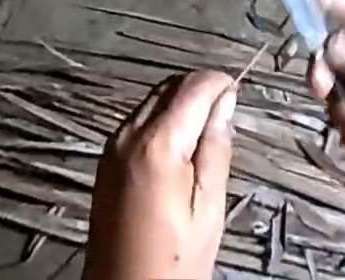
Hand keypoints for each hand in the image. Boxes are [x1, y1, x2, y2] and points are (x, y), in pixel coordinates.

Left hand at [85, 69, 236, 279]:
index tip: (237, 88)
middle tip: (225, 109)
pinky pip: (140, 118)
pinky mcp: (107, 157)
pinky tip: (180, 141)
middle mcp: (130, 134)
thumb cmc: (174, 264)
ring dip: (181, 100)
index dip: (218, 82)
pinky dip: (163, 116)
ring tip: (206, 127)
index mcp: (158, 145)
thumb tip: (225, 101)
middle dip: (200, 88)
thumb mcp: (208, 211)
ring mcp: (114, 144)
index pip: (193, 88)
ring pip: (154, 98)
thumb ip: (216, 149)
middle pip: (171, 86)